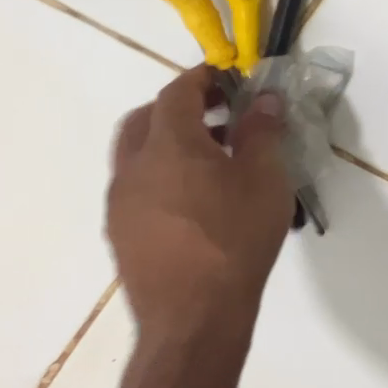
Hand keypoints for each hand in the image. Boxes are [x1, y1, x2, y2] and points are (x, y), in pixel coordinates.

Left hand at [108, 67, 291, 341]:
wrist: (196, 313)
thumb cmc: (237, 234)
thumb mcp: (265, 174)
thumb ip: (261, 130)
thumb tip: (263, 98)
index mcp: (168, 149)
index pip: (175, 94)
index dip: (203, 77)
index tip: (233, 74)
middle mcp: (134, 170)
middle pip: (143, 120)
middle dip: (180, 105)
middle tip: (221, 107)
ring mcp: (121, 204)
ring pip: (137, 153)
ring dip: (172, 138)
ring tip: (220, 151)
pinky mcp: (123, 231)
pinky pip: (138, 182)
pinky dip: (164, 168)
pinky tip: (203, 190)